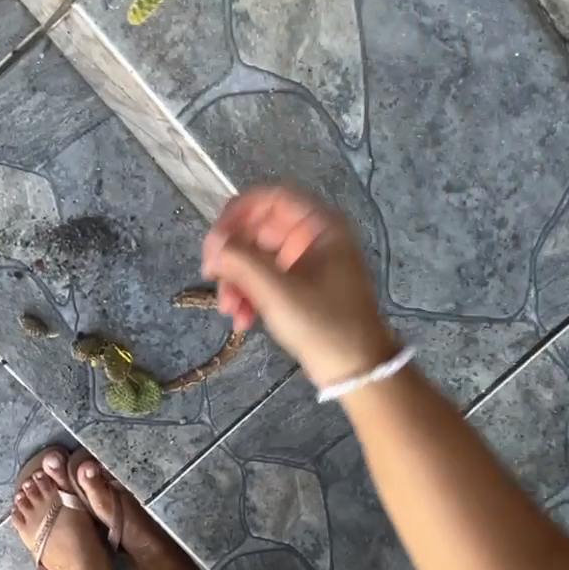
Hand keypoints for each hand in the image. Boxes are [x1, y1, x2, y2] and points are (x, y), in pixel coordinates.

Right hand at [201, 186, 399, 389]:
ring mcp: (306, 262)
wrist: (357, 371)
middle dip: (233, 256)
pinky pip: (264, 277)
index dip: (238, 212)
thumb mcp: (277, 290)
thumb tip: (212, 242)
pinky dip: (249, 294)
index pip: (271, 198)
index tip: (215, 237)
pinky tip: (242, 319)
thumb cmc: (324, 324)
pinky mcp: (300, 286)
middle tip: (211, 276)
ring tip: (230, 310)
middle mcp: (313, 237)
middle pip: (258, 230)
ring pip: (256, 256)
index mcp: (320, 226)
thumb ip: (239, 259)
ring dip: (237, 280)